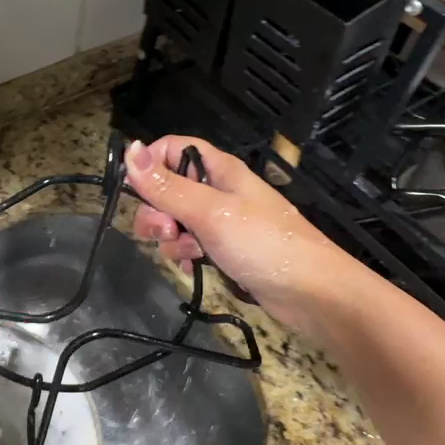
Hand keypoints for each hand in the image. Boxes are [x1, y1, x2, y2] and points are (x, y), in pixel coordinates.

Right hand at [123, 135, 374, 340]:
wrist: (314, 295)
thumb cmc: (264, 244)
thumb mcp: (210, 212)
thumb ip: (166, 186)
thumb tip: (129, 149)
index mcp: (218, 169)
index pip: (171, 149)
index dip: (150, 164)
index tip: (140, 190)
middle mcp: (217, 190)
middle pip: (166, 188)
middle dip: (156, 211)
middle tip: (167, 231)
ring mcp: (221, 221)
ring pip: (173, 220)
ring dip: (170, 238)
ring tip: (188, 254)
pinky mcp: (224, 250)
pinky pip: (188, 244)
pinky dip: (183, 254)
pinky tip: (192, 267)